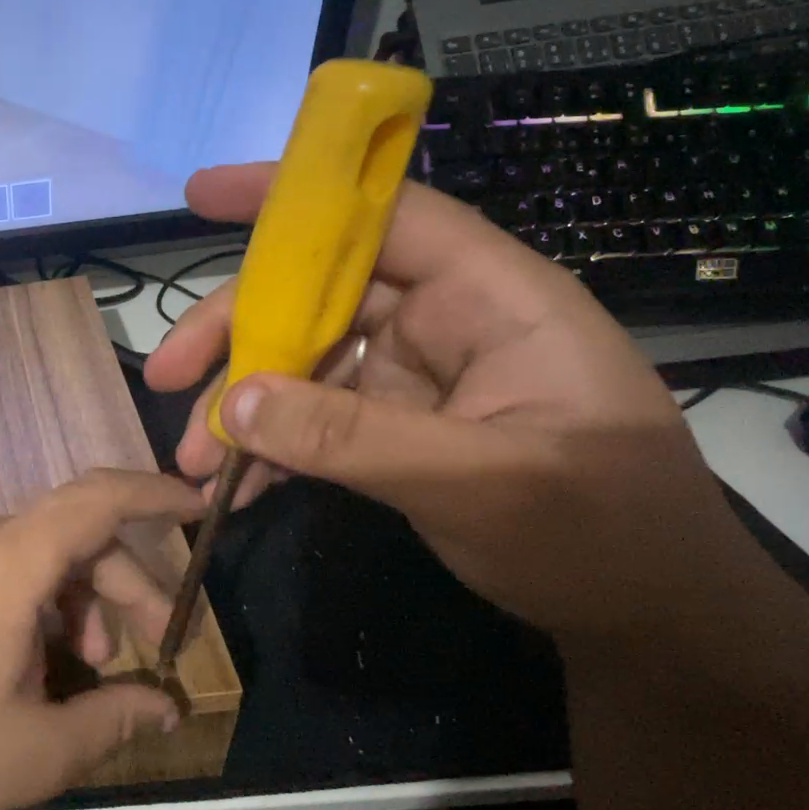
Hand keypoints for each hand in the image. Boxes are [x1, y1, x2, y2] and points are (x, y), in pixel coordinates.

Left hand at [0, 469, 199, 809]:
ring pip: (35, 554)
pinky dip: (33, 601)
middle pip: (72, 534)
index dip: (154, 494)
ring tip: (83, 669)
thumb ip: (117, 716)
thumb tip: (170, 706)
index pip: (96, 499)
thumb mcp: (41, 746)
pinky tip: (33, 662)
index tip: (200, 507)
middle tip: (148, 646)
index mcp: (5, 560)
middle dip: (122, 583)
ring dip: (76, 600)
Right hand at [145, 162, 753, 637]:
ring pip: (299, 362)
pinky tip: (233, 486)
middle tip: (165, 377)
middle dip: (233, 334)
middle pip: (314, 294)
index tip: (203, 195)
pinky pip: (309, 420)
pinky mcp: (391, 427)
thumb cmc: (601, 533)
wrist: (643, 615)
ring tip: (190, 462)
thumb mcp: (481, 483)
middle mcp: (442, 323)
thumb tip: (232, 403)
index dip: (295, 198)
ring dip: (238, 407)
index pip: (385, 215)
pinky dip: (266, 448)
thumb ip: (354, 438)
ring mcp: (412, 378)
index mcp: (489, 298)